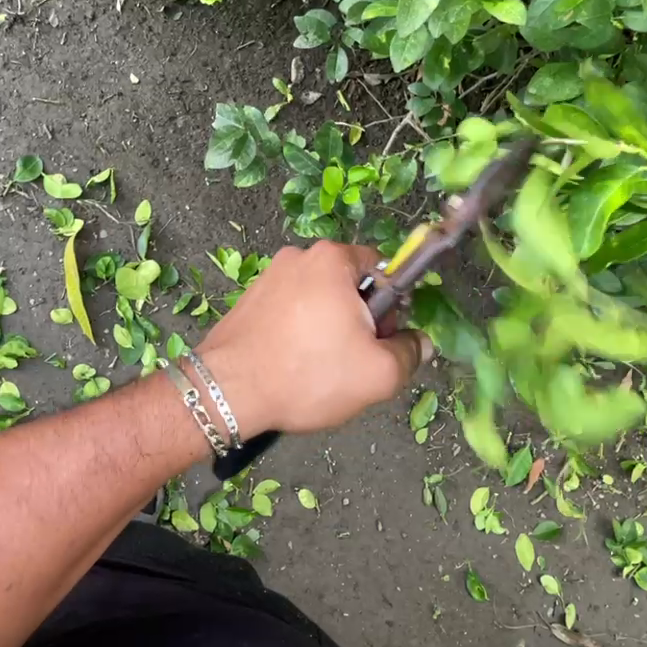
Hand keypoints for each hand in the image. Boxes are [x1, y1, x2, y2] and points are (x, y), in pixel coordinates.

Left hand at [195, 241, 431, 436]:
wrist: (227, 391)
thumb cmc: (308, 374)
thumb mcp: (378, 374)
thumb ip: (409, 353)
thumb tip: (419, 342)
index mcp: (332, 258)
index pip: (382, 269)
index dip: (391, 307)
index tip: (381, 338)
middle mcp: (299, 256)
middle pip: (350, 284)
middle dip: (359, 320)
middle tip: (353, 360)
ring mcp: (270, 275)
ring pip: (320, 300)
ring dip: (329, 328)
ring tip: (319, 369)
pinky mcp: (250, 298)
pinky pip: (292, 310)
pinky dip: (299, 333)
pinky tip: (293, 365)